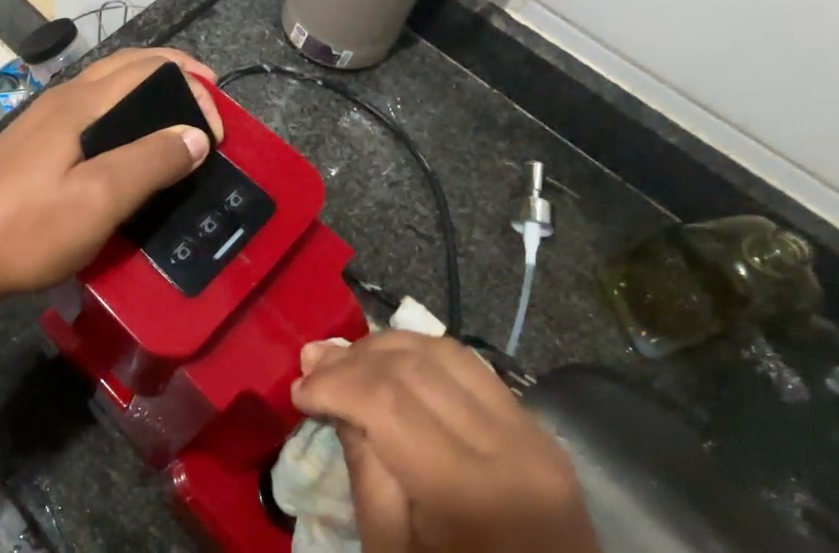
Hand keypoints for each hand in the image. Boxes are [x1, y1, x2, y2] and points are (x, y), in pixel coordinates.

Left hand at [0, 47, 222, 297]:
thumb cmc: (28, 230)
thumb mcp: (99, 201)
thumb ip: (150, 162)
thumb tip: (196, 134)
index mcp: (80, 104)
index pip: (149, 70)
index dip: (191, 88)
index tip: (218, 132)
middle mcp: (62, 98)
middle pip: (126, 65)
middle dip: (172, 71)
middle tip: (210, 93)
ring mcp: (42, 118)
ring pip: (105, 83)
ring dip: (146, 85)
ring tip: (177, 112)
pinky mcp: (32, 142)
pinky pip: (89, 106)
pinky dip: (122, 107)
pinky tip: (126, 139)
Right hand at [292, 333, 599, 552]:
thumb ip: (367, 477)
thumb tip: (339, 404)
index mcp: (467, 492)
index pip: (385, 399)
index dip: (333, 384)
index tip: (297, 392)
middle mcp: (508, 447)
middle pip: (414, 367)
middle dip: (353, 359)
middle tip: (311, 364)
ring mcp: (533, 436)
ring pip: (445, 353)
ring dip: (387, 347)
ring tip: (347, 359)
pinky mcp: (541, 434)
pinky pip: (475, 371)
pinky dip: (425, 357)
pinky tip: (394, 366)